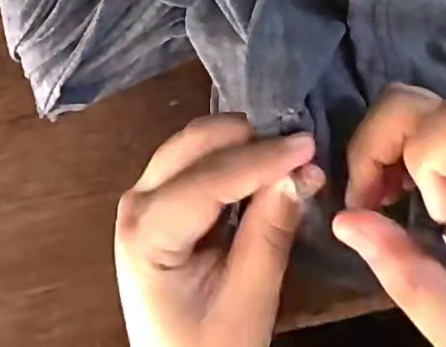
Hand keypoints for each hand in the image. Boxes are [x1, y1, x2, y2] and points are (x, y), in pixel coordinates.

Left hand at [115, 116, 324, 346]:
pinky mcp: (156, 197)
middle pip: (197, 145)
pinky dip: (232, 154)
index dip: (262, 158)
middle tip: (301, 150)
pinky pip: (196, 157)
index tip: (308, 144)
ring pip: (196, 142)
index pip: (211, 178)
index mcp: (147, 233)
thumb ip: (270, 232)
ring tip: (287, 158)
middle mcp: (136, 201)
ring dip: (243, 143)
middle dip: (251, 141)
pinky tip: (262, 167)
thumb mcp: (247, 305)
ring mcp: (143, 195)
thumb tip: (300, 172)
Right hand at [333, 85, 445, 346]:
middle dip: (377, 145)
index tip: (423, 222)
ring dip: (383, 149)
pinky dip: (399, 156)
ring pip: (419, 110)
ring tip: (380, 207)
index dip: (416, 159)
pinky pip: (431, 132)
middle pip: (422, 104)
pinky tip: (403, 204)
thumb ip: (417, 286)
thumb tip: (343, 220)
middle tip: (367, 207)